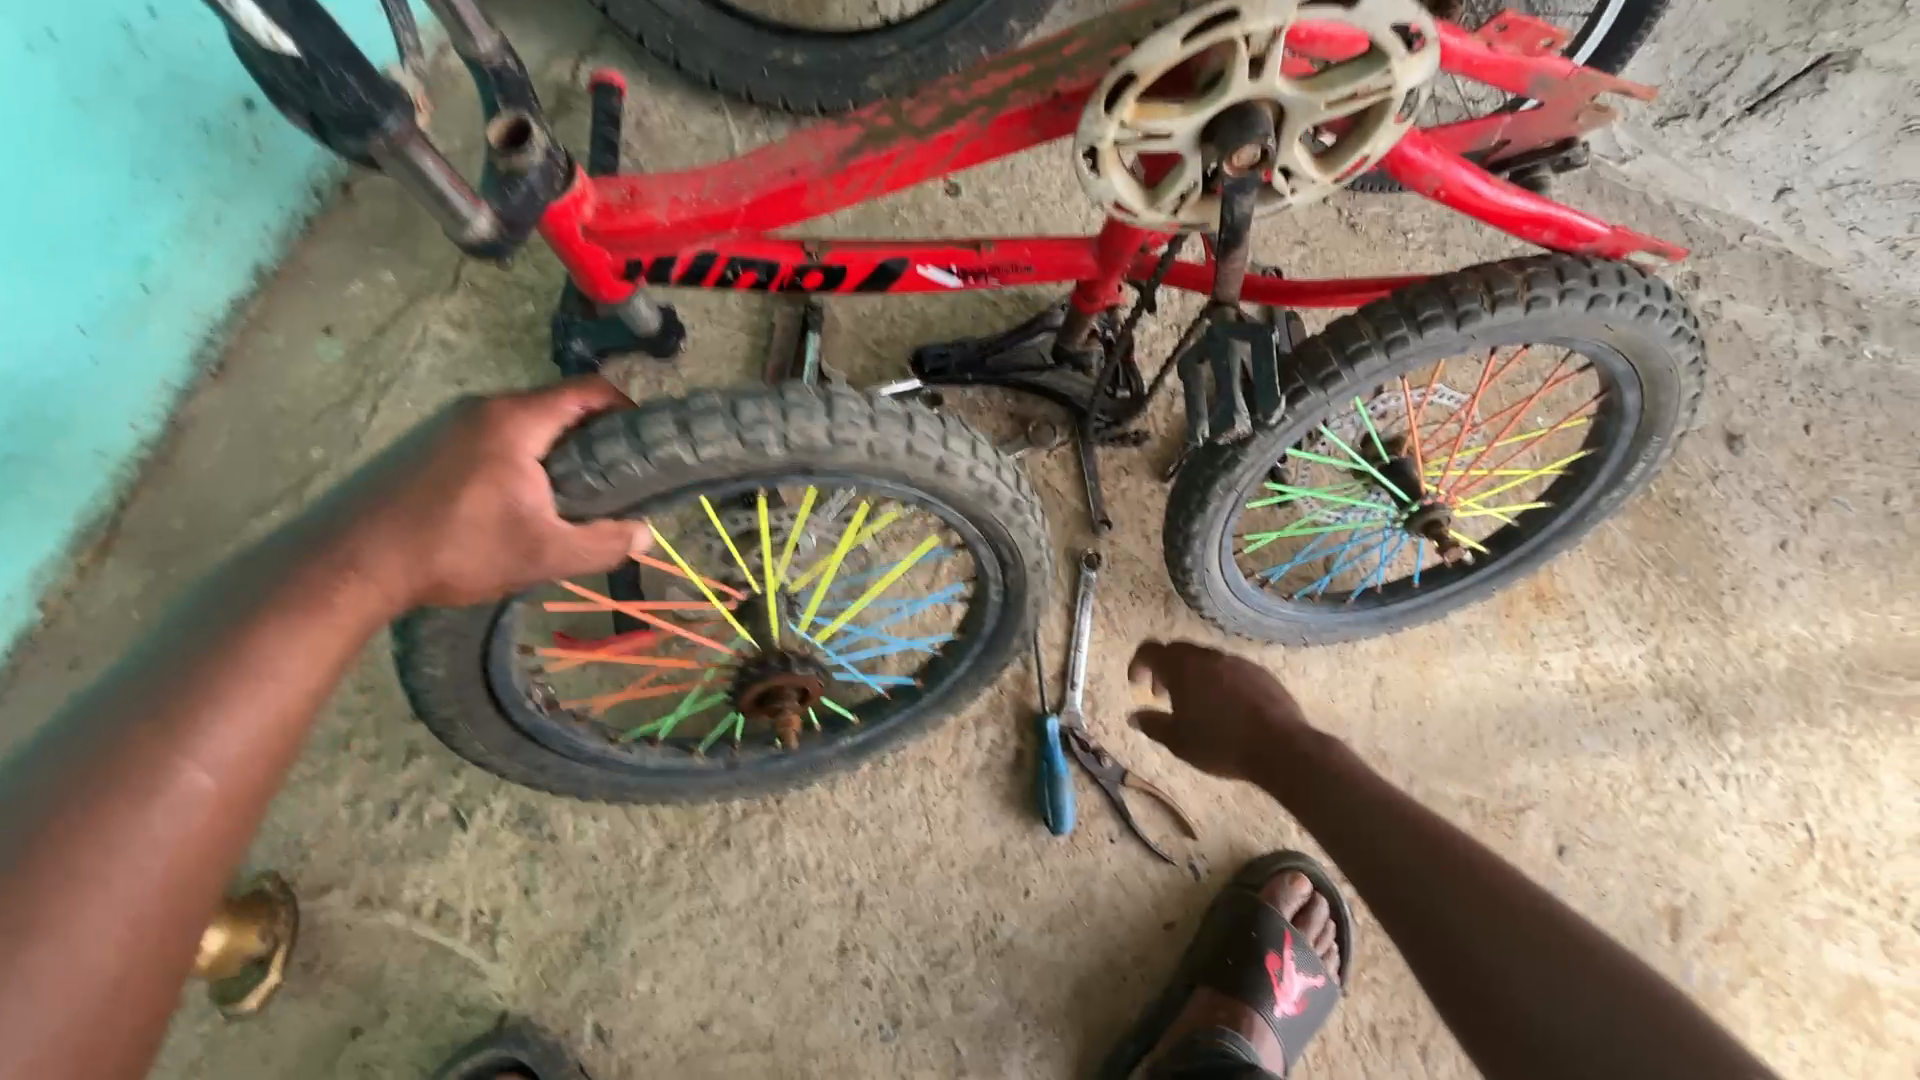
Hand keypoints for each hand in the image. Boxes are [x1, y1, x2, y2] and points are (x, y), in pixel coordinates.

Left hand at [319, 377, 649, 610]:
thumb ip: (605, 543)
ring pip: (524, 426)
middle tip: (615, 481)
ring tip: (571, 497)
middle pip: (557, 407)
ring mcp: (449, 424)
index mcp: (515, 420)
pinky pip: (493, 439)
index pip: (588, 391)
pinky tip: (517, 504)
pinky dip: (520, 460)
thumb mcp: (546, 554)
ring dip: (556, 452)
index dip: (627, 410)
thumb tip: (645, 534)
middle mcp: (482, 408)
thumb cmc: (457, 549)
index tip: (646, 443)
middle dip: (594, 439)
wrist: (351, 564)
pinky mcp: (427, 445)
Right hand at [1127, 640, 1315, 783]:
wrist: (1280, 747)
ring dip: (1193, 675)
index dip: (1138, 664)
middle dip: (1165, 669)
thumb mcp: (1178, 742)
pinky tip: (1227, 708)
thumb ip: (1153, 725)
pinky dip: (1219, 681)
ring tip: (1196, 704)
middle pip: (1178, 650)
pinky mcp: (1260, 673)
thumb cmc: (1220, 744)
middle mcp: (1208, 657)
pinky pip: (1230, 669)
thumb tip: (1134, 716)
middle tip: (1163, 694)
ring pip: (1206, 659)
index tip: (1137, 684)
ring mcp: (1237, 662)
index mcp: (1182, 668)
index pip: (1150, 650)